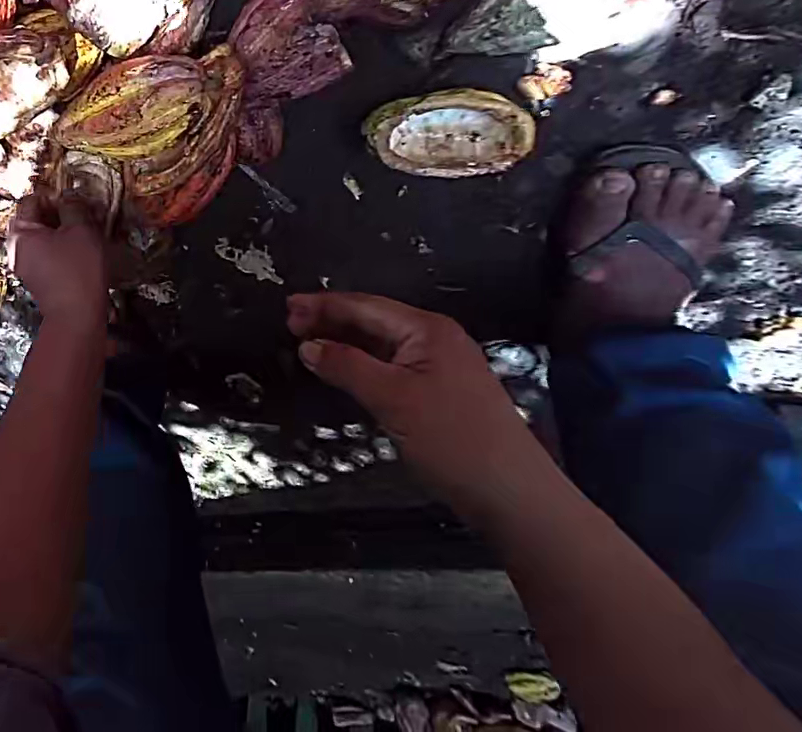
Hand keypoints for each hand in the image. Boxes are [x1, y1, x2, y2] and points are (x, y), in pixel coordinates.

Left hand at [9, 191, 107, 323]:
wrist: (77, 317)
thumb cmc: (78, 269)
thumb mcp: (81, 229)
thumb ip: (73, 206)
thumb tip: (68, 196)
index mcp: (21, 232)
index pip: (33, 200)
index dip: (56, 196)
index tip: (77, 202)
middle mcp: (16, 248)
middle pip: (36, 219)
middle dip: (60, 214)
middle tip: (84, 216)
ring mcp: (25, 266)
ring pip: (43, 238)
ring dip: (63, 232)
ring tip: (87, 234)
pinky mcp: (37, 280)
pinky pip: (47, 254)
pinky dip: (62, 249)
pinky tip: (82, 253)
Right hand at [286, 293, 539, 509]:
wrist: (514, 496)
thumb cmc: (453, 438)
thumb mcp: (392, 398)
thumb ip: (346, 366)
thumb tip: (308, 346)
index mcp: (427, 329)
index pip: (365, 306)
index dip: (324, 305)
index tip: (288, 307)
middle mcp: (434, 339)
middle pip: (373, 320)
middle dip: (331, 320)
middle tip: (290, 323)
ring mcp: (439, 366)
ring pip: (381, 344)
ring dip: (344, 342)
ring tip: (307, 342)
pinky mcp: (439, 392)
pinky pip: (391, 365)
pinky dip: (361, 364)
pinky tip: (342, 370)